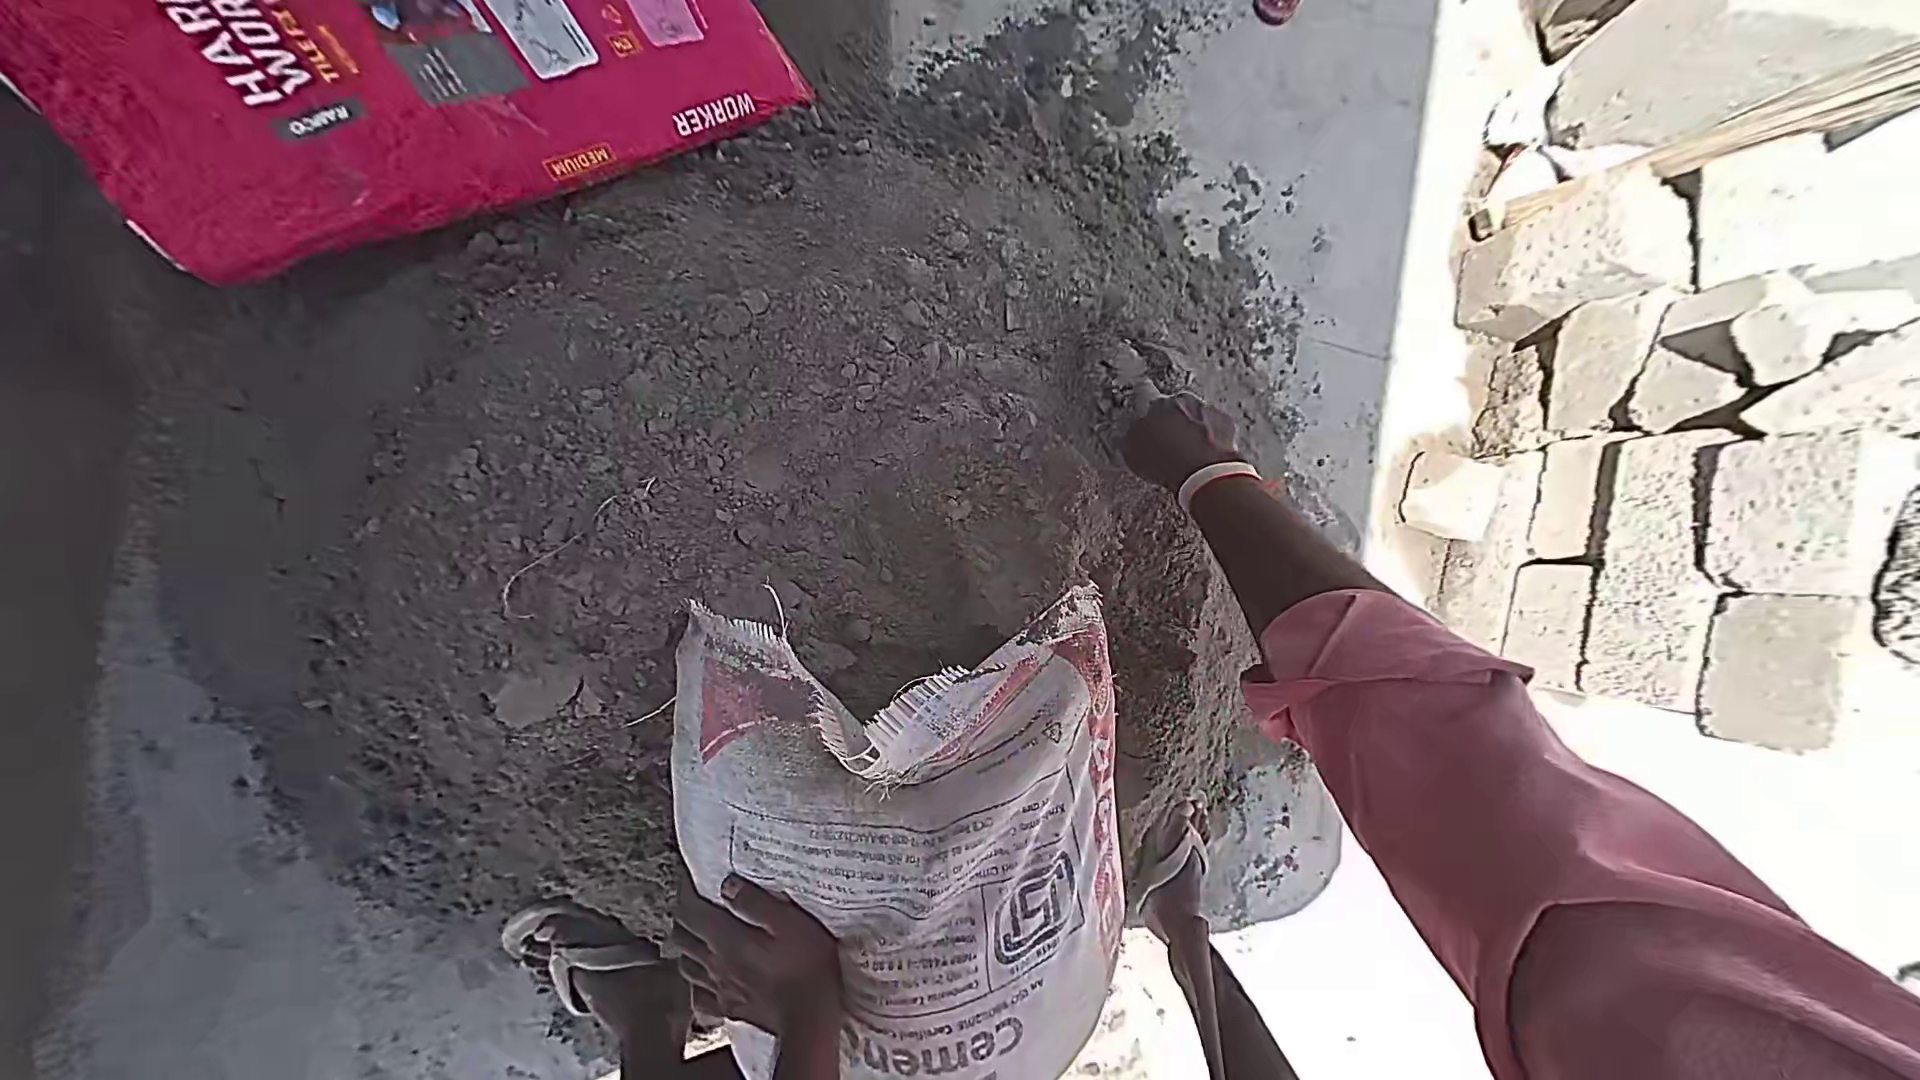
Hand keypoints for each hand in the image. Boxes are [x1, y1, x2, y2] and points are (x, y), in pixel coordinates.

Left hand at [672, 873, 844, 1035]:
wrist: (811, 1018)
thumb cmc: (806, 963)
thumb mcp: (789, 921)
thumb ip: (756, 902)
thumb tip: (728, 884)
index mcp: (728, 940)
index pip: (691, 912)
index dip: (685, 890)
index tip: (689, 875)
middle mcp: (716, 965)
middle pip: (682, 938)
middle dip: (683, 915)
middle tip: (695, 899)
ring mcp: (719, 990)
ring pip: (686, 965)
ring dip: (687, 945)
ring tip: (698, 931)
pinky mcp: (728, 1009)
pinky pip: (698, 994)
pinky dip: (696, 979)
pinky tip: (707, 973)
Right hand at [1120, 384, 1246, 492]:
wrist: (1203, 473)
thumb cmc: (1167, 461)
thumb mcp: (1132, 452)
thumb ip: (1132, 434)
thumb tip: (1133, 430)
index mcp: (1157, 403)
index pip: (1145, 395)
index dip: (1145, 411)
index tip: (1145, 419)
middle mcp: (1183, 400)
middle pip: (1174, 407)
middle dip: (1171, 422)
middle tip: (1166, 444)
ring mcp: (1207, 409)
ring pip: (1195, 416)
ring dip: (1190, 430)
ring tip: (1185, 454)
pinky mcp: (1226, 423)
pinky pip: (1214, 427)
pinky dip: (1209, 438)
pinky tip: (1202, 455)